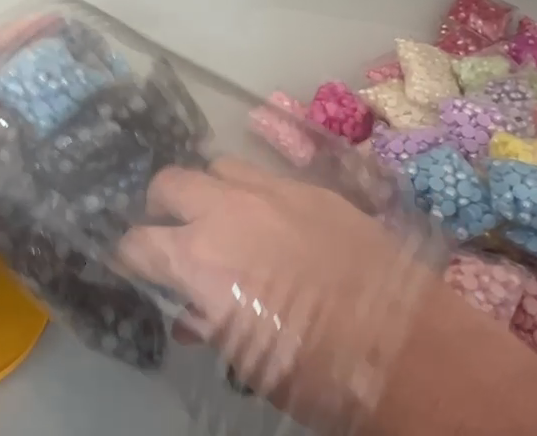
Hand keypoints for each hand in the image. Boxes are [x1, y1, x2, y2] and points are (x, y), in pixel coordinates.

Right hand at [118, 159, 436, 431]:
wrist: (407, 348)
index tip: (136, 267)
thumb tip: (191, 314)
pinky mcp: (313, 189)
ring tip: (226, 219)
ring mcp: (272, 191)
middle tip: (175, 233)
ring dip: (211, 191)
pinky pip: (269, 177)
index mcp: (198, 259)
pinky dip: (258, 196)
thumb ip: (209, 324)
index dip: (130, 256)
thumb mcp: (248, 359)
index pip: (136, 243)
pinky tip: (277, 223)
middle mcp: (226, 210)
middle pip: (169, 182)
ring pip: (219, 166)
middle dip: (162, 207)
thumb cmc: (316, 371)